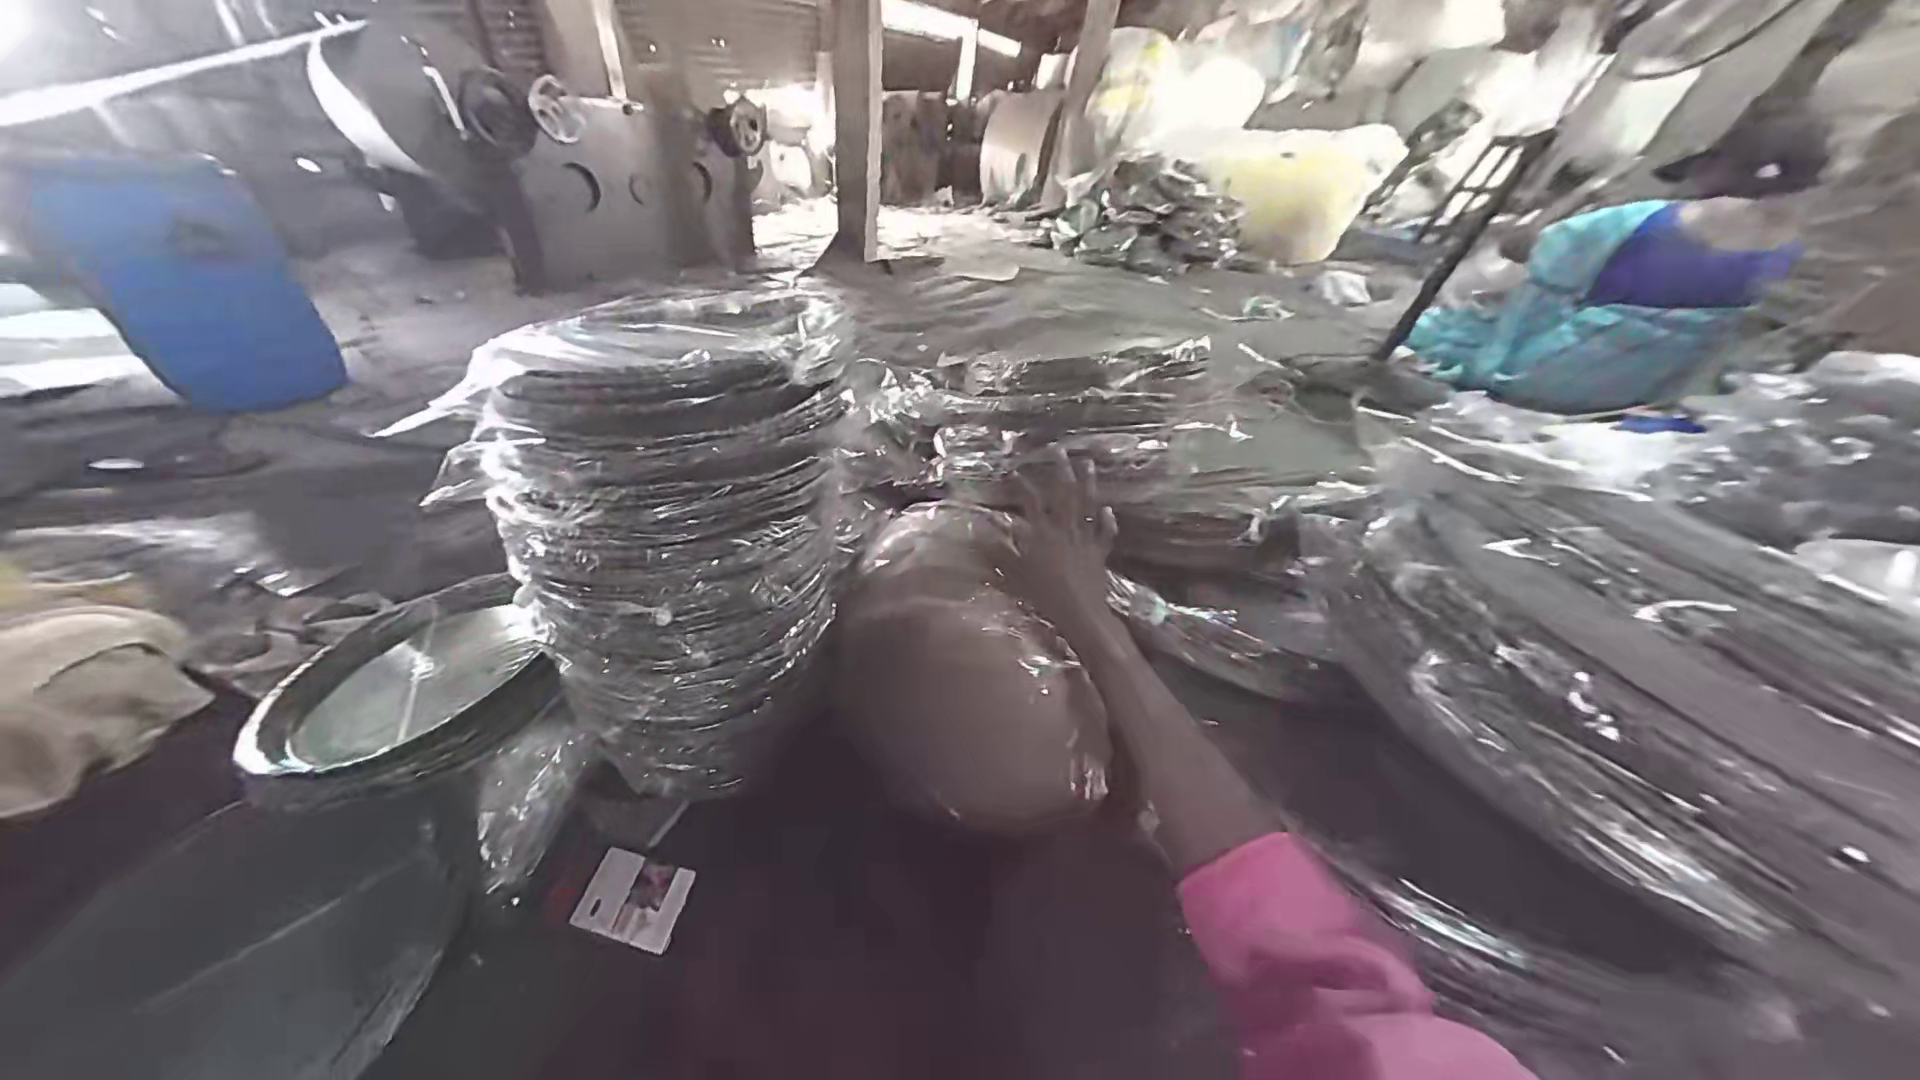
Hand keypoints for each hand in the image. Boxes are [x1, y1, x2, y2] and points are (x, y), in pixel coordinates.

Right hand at [1002, 450, 1118, 642]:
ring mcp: (1085, 539)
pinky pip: (1104, 533)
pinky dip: (1107, 520)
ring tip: (1088, 464)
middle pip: (1064, 494)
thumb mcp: (1014, 573)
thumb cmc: (1044, 594)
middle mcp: (1065, 530)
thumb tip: (978, 529)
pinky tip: (1108, 509)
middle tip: (1060, 449)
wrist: (1080, 612)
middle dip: (1061, 470)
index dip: (1022, 485)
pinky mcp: (1099, 553)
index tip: (1014, 471)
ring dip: (1088, 484)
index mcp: (1042, 533)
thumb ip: (997, 550)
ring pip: (1087, 506)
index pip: (1031, 502)